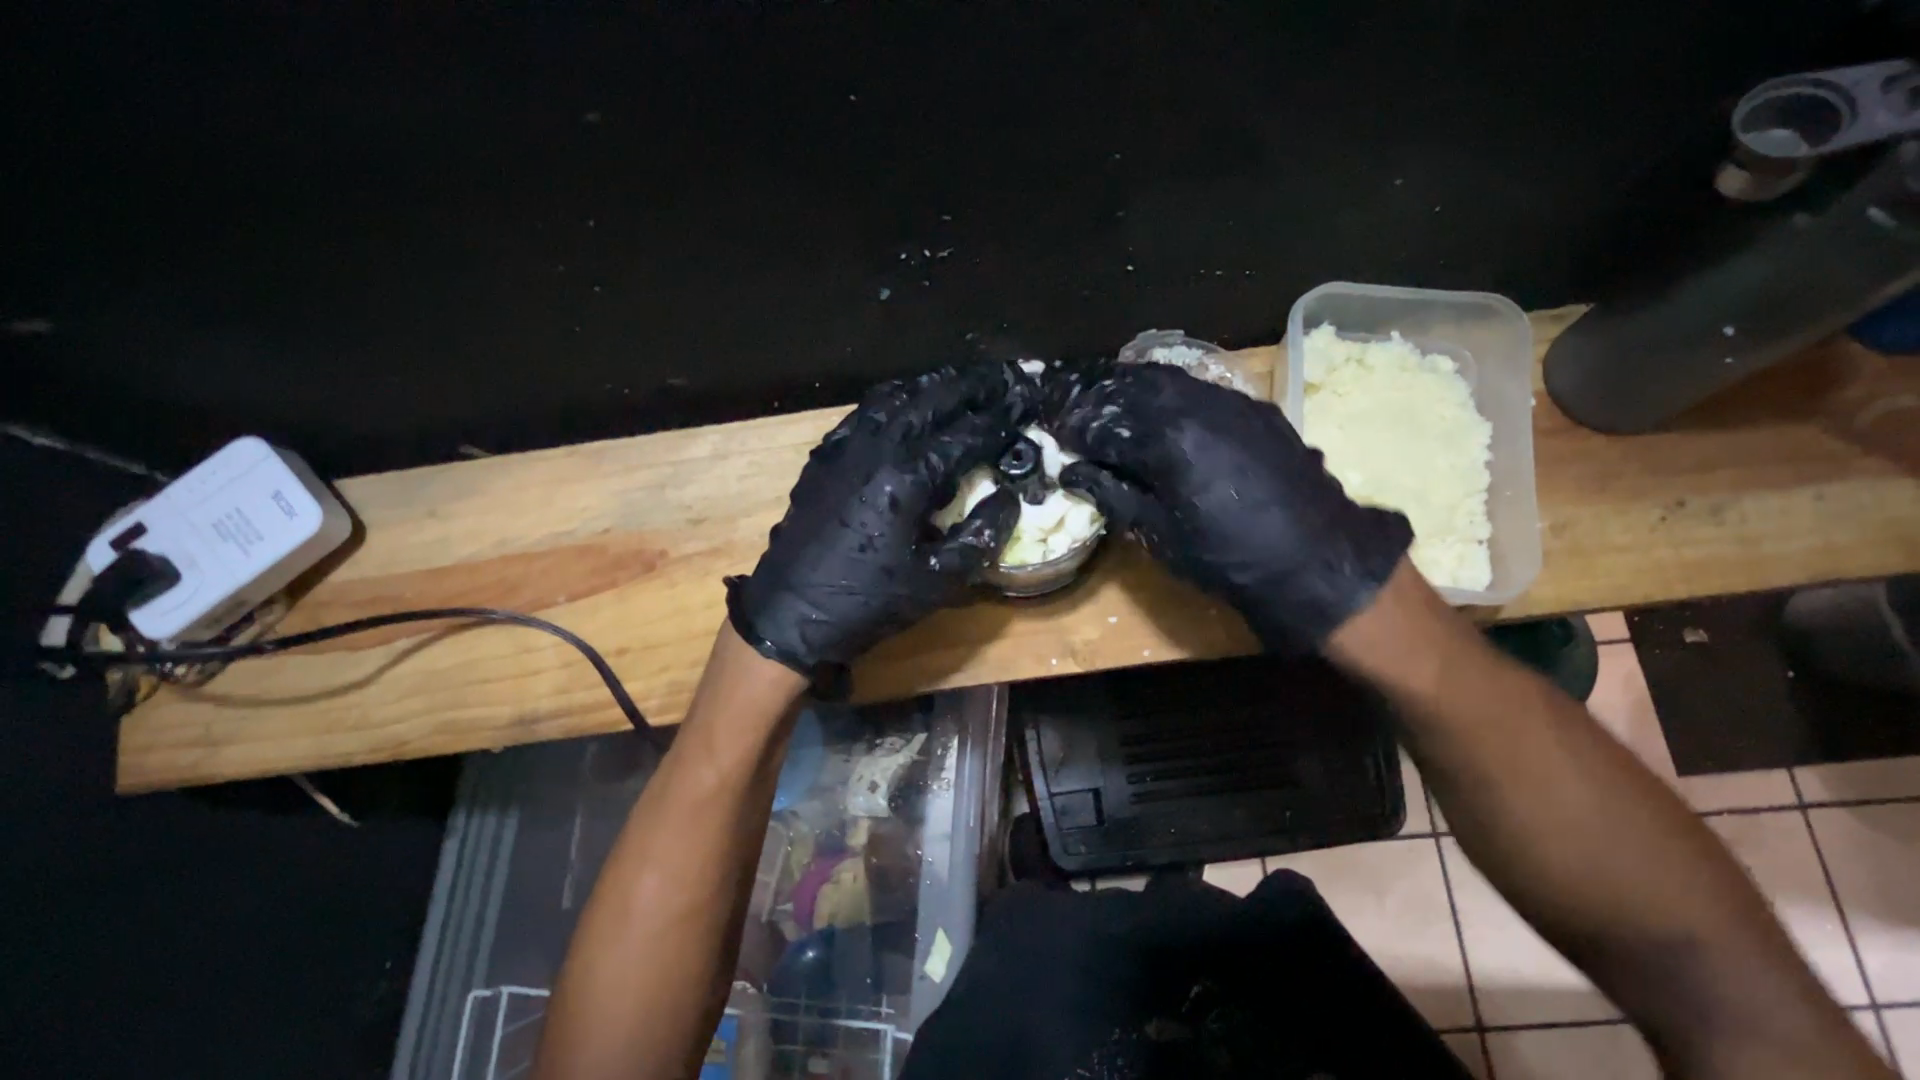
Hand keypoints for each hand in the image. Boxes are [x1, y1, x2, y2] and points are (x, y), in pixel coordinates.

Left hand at [727, 362, 1034, 681]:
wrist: (792, 612)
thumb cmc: (869, 602)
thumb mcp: (937, 581)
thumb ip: (980, 535)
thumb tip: (1007, 498)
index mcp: (908, 476)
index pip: (967, 434)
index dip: (1001, 419)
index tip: (1026, 403)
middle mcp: (877, 447)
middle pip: (932, 399)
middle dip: (972, 386)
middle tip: (1002, 378)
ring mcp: (845, 446)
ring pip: (895, 397)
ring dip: (933, 386)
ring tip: (961, 383)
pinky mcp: (825, 455)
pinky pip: (865, 411)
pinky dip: (895, 399)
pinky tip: (906, 404)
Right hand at [1056, 362, 1410, 649]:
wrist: (1316, 559)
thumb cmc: (1228, 556)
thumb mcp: (1159, 533)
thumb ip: (1113, 494)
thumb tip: (1074, 472)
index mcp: (1167, 437)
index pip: (1105, 423)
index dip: (1075, 428)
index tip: (1056, 433)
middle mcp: (1198, 404)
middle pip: (1134, 386)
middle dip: (1100, 396)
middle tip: (1079, 411)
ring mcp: (1232, 401)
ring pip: (1171, 381)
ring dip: (1136, 390)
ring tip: (1115, 408)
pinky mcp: (1257, 409)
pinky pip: (1203, 390)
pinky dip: (1173, 397)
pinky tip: (1166, 416)